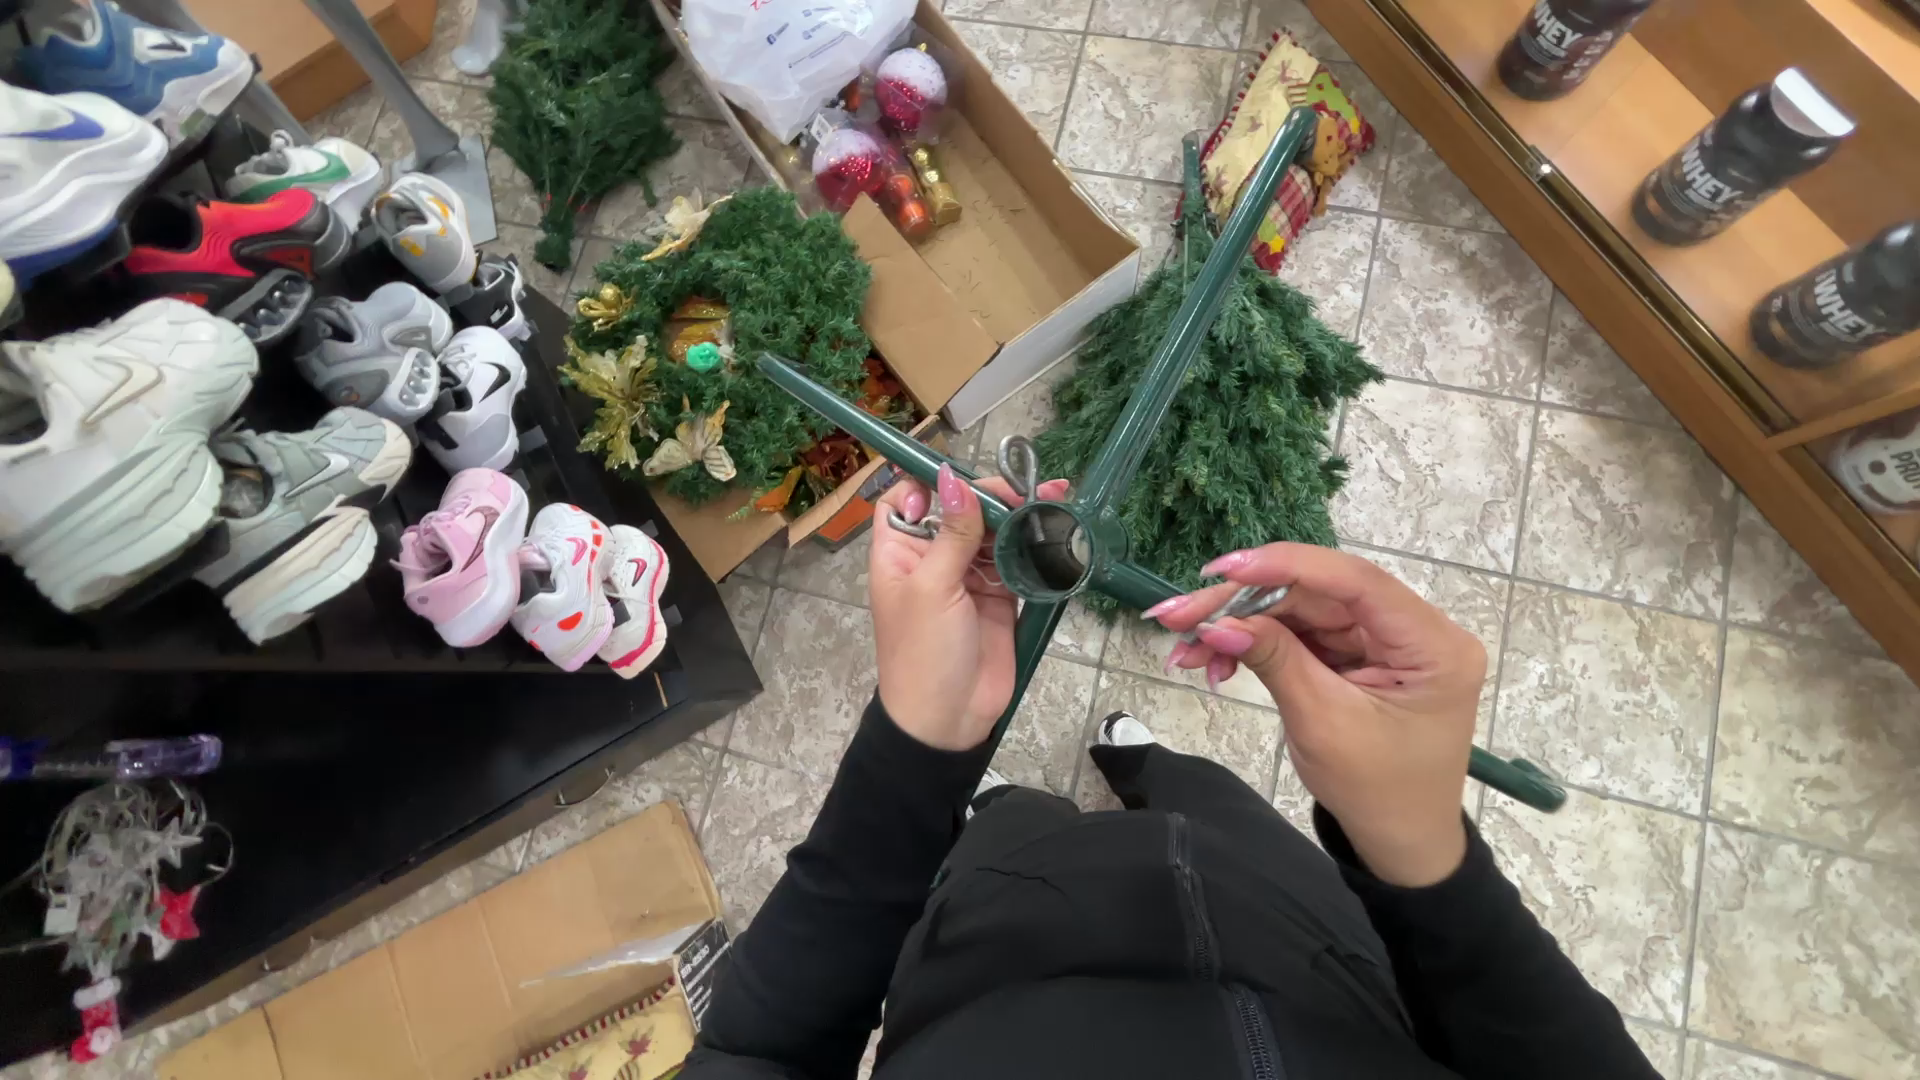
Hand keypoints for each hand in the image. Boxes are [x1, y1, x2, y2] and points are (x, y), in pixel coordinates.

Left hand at [870, 464, 1069, 751]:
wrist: (949, 720)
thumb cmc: (923, 652)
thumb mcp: (932, 588)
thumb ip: (952, 533)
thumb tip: (954, 477)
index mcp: (900, 553)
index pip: (907, 500)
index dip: (931, 483)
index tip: (964, 475)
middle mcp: (932, 559)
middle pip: (961, 512)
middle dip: (991, 496)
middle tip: (1026, 489)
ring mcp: (967, 577)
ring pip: (992, 534)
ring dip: (1019, 517)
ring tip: (1053, 497)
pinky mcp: (1000, 596)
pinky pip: (1016, 561)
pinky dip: (1034, 545)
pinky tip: (1056, 527)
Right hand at [1147, 545, 1483, 885]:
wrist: (1396, 839)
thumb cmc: (1375, 789)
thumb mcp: (1322, 722)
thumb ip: (1274, 659)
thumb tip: (1215, 623)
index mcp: (1430, 645)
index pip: (1355, 580)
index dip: (1286, 566)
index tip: (1224, 570)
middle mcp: (1407, 628)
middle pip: (1312, 593)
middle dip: (1239, 604)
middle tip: (1175, 616)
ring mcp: (1376, 638)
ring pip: (1293, 610)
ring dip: (1234, 626)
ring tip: (1184, 650)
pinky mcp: (1349, 650)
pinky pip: (1292, 633)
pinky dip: (1249, 645)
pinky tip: (1213, 664)